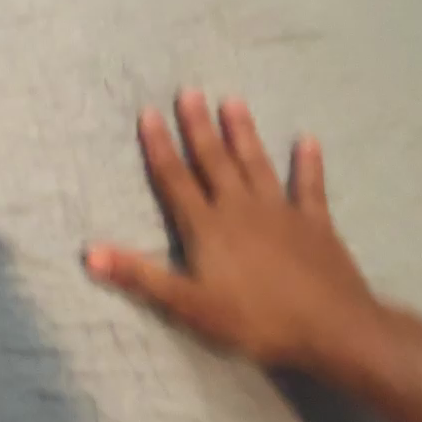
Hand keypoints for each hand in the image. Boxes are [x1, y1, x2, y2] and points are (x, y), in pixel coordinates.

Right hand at [83, 91, 383, 371]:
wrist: (334, 330)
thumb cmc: (253, 319)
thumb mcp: (186, 304)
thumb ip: (137, 275)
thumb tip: (88, 252)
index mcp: (206, 225)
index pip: (174, 178)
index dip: (159, 146)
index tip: (149, 112)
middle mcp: (239, 208)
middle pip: (214, 160)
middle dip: (198, 126)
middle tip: (190, 91)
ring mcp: (280, 212)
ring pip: (256, 164)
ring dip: (243, 132)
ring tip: (233, 101)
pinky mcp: (315, 224)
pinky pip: (310, 187)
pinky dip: (308, 163)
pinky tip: (308, 140)